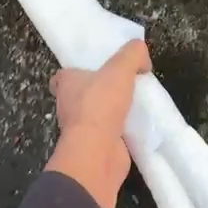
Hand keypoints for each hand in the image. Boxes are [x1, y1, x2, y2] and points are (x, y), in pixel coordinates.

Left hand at [45, 39, 150, 207]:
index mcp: (66, 84)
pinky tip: (139, 124)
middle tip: (124, 83)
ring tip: (136, 102)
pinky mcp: (96, 148)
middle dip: (101, 90)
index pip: (64, 75)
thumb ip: (132, 54)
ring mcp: (81, 130)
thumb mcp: (120, 67)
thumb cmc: (100, 104)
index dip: (78, 70)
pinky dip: (122, 130)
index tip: (96, 69)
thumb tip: (142, 56)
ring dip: (113, 111)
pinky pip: (110, 134)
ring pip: (97, 115)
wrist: (98, 153)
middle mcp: (69, 106)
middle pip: (83, 94)